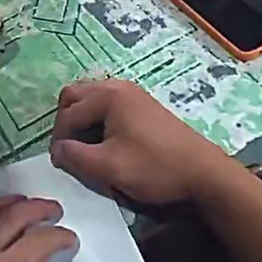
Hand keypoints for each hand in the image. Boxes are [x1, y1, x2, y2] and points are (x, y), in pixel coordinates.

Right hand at [49, 78, 252, 205]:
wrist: (205, 175)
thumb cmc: (155, 168)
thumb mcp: (108, 167)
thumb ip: (73, 157)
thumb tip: (56, 150)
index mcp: (108, 96)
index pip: (68, 113)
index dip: (59, 140)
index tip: (61, 164)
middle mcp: (119, 86)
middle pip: (75, 96)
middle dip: (67, 123)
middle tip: (70, 150)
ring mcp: (134, 95)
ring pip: (92, 100)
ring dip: (83, 121)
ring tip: (87, 149)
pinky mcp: (144, 107)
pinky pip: (109, 106)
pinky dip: (99, 121)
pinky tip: (107, 144)